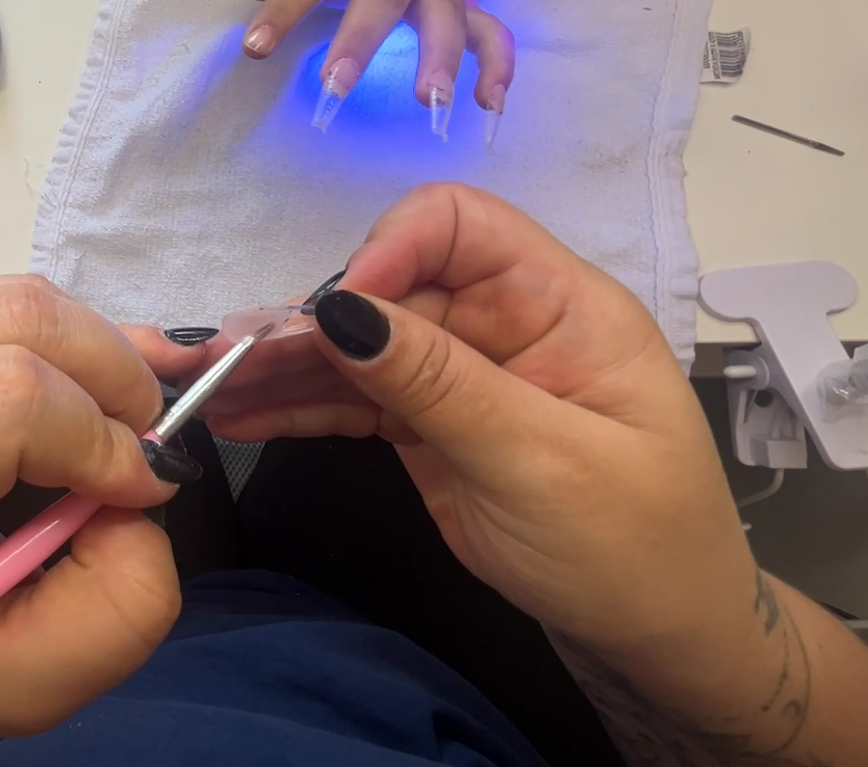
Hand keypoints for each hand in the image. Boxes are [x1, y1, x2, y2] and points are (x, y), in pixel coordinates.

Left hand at [0, 276, 185, 740]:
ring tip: (128, 414)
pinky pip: (7, 304)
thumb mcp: (29, 681)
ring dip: (99, 348)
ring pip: (15, 300)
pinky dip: (77, 335)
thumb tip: (145, 478)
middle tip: (147, 440)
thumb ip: (119, 602)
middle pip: (11, 323)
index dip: (90, 435)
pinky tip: (107, 379)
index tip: (141, 488)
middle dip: (111, 372)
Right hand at [199, 184, 758, 659]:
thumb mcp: (542, 463)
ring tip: (216, 388)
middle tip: (233, 359)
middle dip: (307, 322)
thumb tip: (340, 311)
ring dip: (282, 366)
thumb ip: (438, 382)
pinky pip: (346, 396)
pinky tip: (242, 415)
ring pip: (350, 345)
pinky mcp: (416, 415)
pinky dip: (294, 406)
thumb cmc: (635, 550)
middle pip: (381, 289)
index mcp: (554, 304)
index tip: (336, 313)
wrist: (651, 642)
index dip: (391, 248)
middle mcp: (493, 321)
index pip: (459, 226)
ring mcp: (450, 370)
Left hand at [243, 0, 515, 113]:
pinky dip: (497, 67)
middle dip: (359, 41)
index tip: (255, 49)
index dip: (282, 11)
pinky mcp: (470, 8)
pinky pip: (492, 34)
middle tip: (333, 86)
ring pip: (447, 15)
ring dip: (441, 57)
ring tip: (428, 100)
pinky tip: (489, 104)